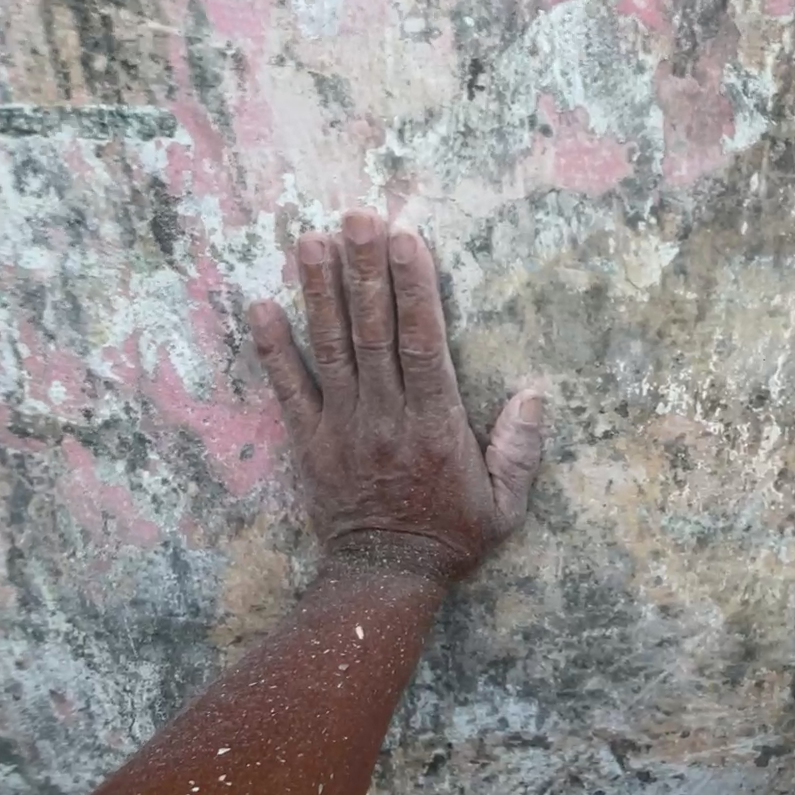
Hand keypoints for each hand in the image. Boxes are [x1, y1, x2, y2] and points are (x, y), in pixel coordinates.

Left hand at [247, 211, 543, 583]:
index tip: (407, 241)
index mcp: (436, 427)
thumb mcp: (506, 505)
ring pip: (330, 350)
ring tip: (310, 241)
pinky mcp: (309, 442)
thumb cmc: (453, 536)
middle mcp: (386, 417)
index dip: (414, 290)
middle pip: (374, 334)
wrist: (387, 576)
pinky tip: (261, 306)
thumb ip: (520, 450)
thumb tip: (533, 394)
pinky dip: (273, 350)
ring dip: (319, 294)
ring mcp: (342, 427)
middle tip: (357, 218)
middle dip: (366, 272)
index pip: (423, 346)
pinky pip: (288, 390)